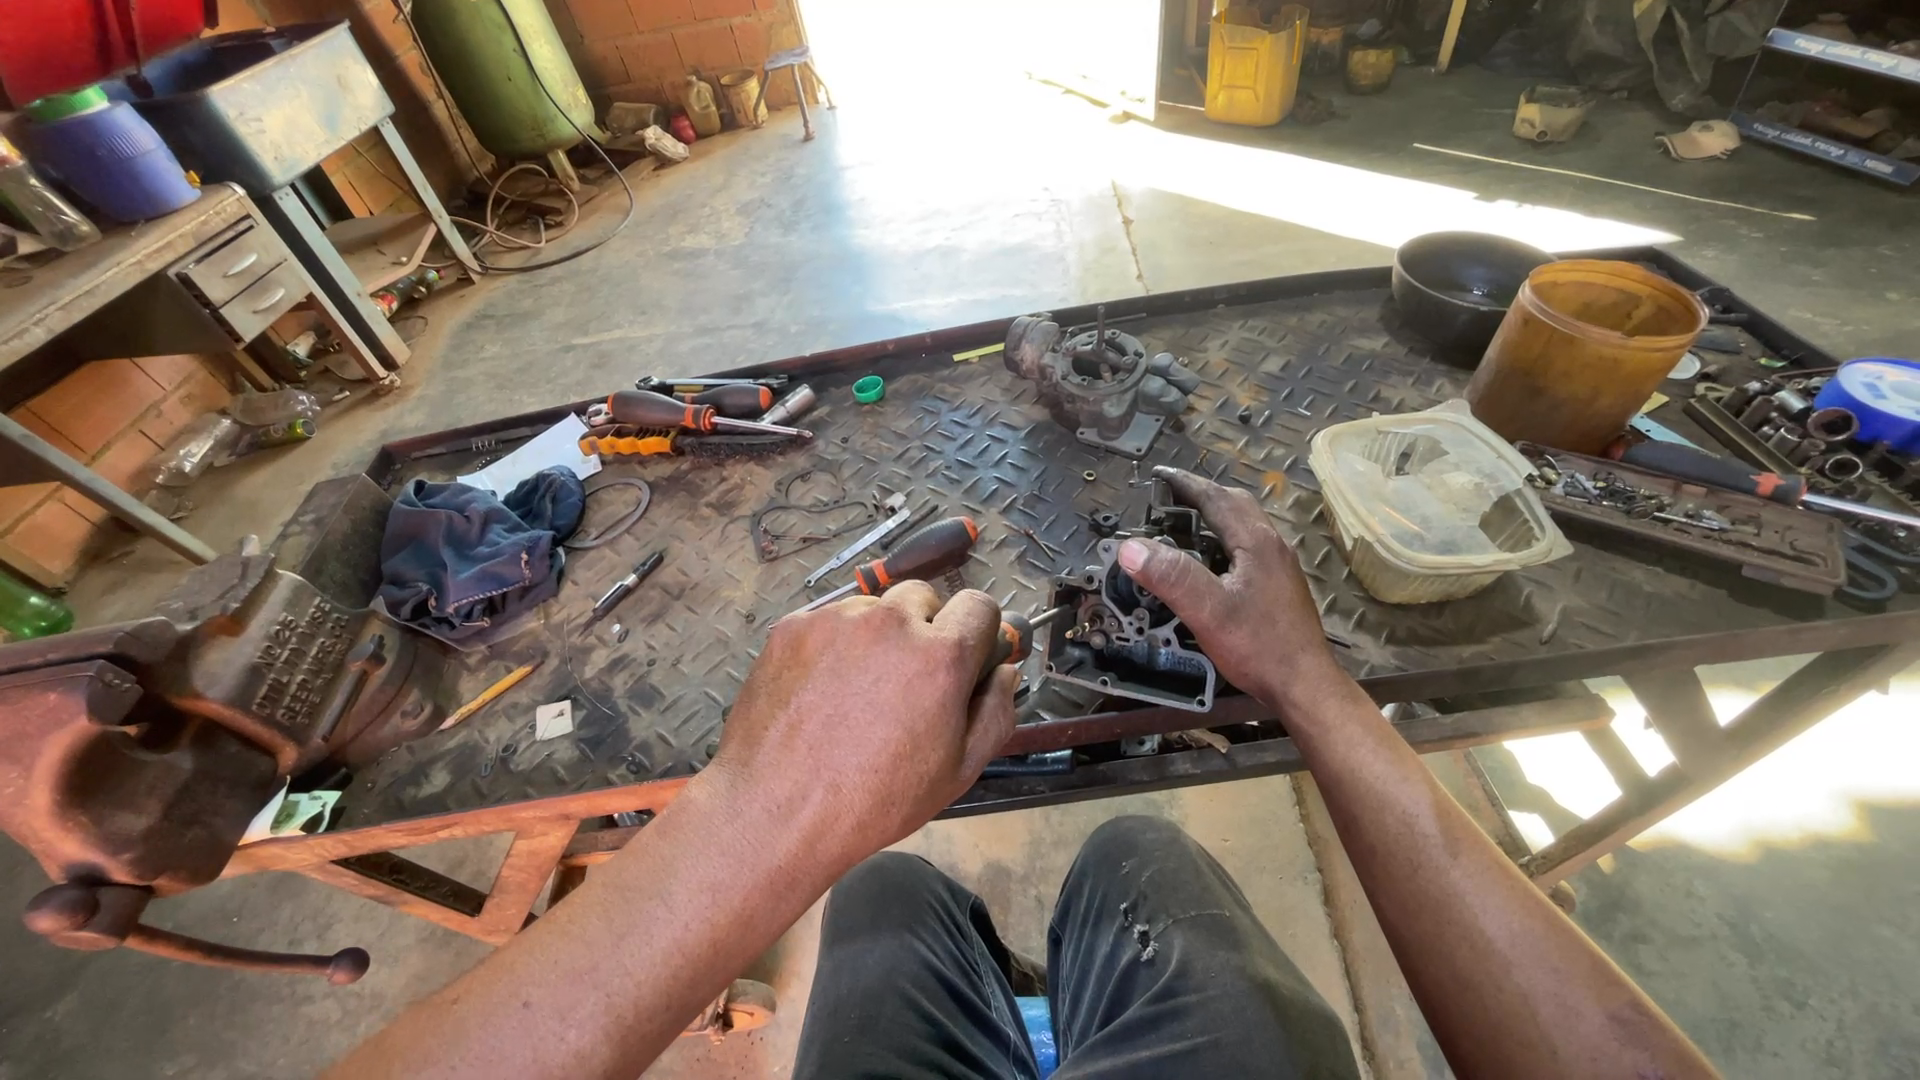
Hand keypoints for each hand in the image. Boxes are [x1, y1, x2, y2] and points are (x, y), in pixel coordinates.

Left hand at [705, 583, 1018, 870]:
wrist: (776, 811)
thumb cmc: (876, 800)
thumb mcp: (958, 772)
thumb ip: (995, 712)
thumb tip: (1004, 671)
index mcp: (940, 654)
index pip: (980, 605)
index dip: (978, 631)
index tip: (966, 657)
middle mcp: (891, 622)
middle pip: (925, 597)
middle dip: (926, 628)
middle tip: (907, 678)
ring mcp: (837, 619)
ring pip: (874, 608)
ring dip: (878, 635)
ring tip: (856, 689)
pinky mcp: (793, 626)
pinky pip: (828, 621)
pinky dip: (833, 644)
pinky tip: (820, 689)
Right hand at [1116, 467, 1347, 712]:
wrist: (1304, 685)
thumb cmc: (1259, 646)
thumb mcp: (1208, 611)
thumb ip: (1171, 576)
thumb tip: (1131, 547)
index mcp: (1256, 543)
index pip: (1217, 499)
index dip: (1185, 485)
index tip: (1159, 476)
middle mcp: (1272, 547)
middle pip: (1237, 506)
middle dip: (1203, 496)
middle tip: (1170, 499)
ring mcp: (1280, 567)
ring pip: (1246, 527)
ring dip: (1216, 517)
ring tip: (1185, 526)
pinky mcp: (1280, 587)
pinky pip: (1249, 548)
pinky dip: (1224, 541)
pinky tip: (1211, 563)